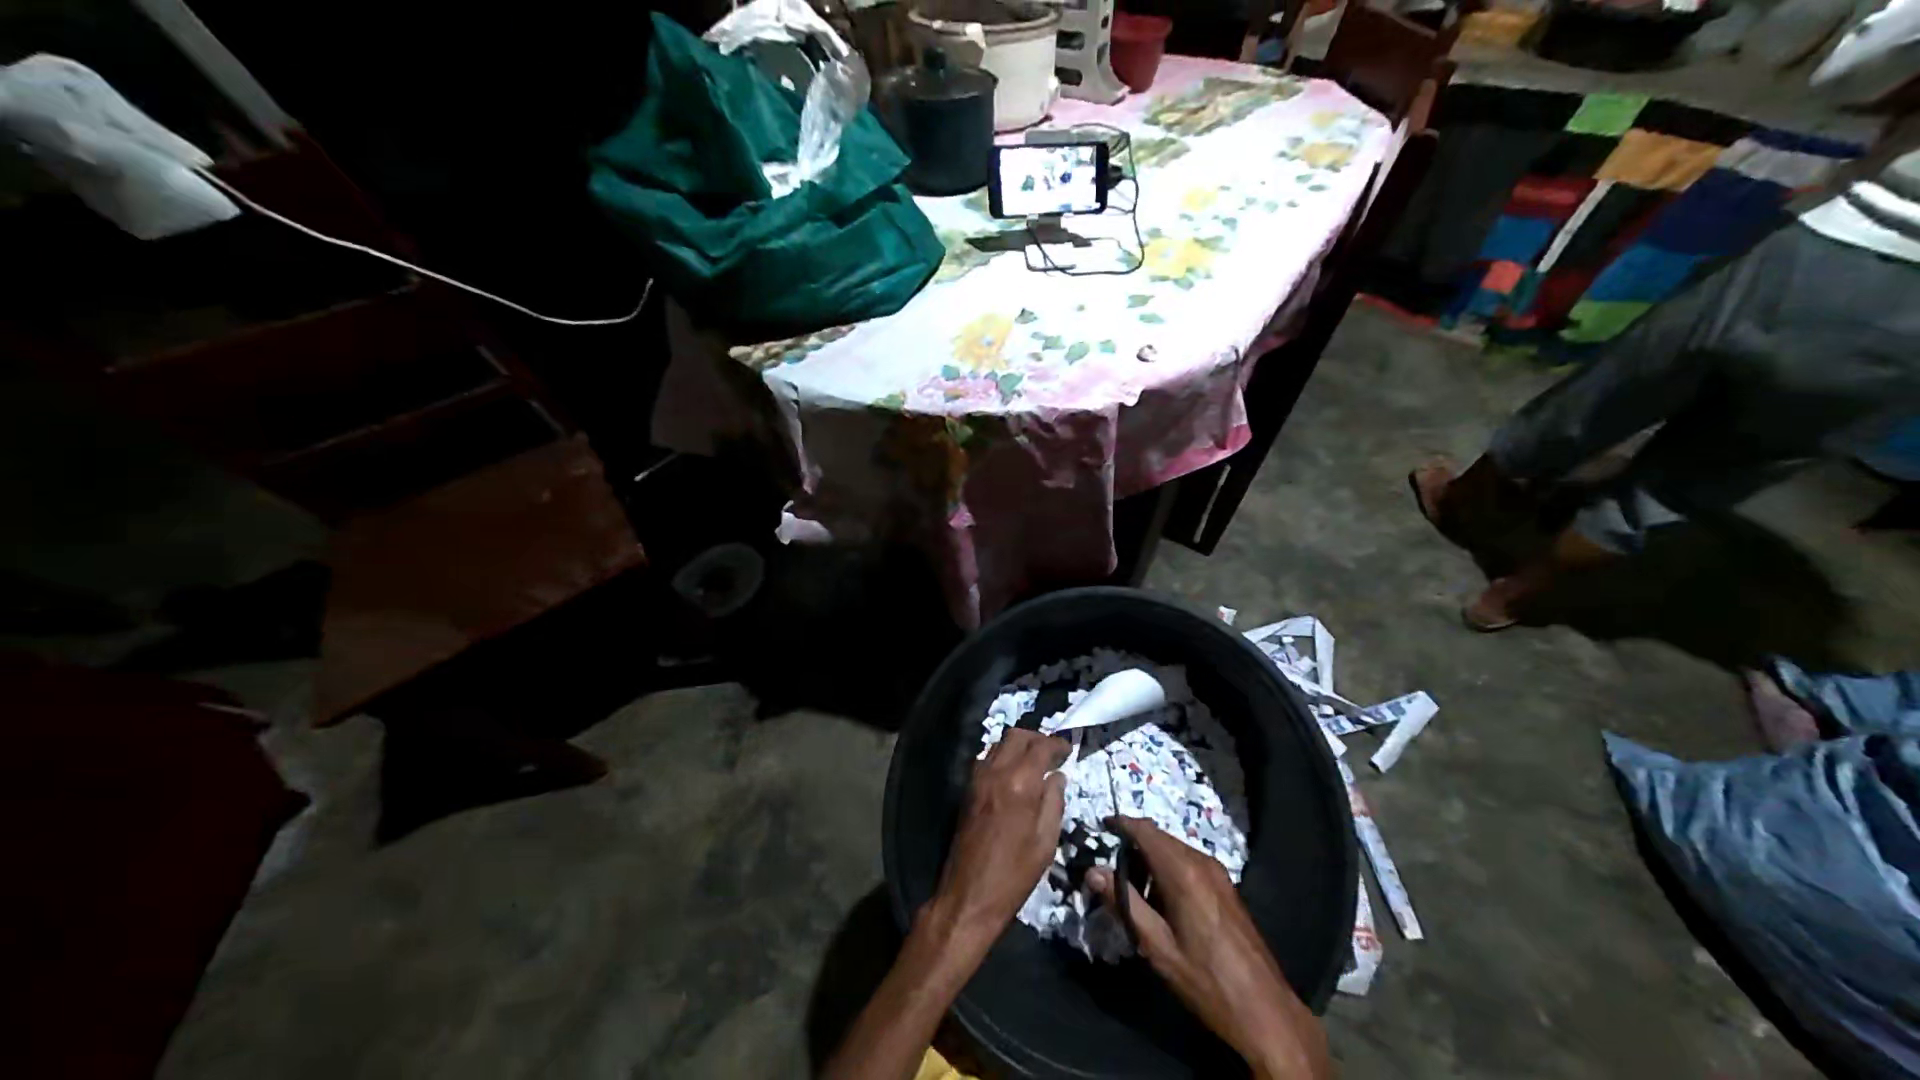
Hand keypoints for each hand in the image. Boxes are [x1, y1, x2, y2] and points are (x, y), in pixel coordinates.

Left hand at [926, 729, 1069, 944]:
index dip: (1057, 744)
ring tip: (1034, 762)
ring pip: (998, 744)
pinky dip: (1002, 758)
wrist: (969, 893)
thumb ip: (1054, 802)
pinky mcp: (967, 789)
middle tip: (1051, 753)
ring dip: (1018, 746)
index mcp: (1019, 783)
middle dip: (1036, 738)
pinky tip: (1014, 775)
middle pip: (1016, 736)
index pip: (1041, 746)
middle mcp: (995, 772)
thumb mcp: (1046, 841)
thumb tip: (1057, 776)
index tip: (1068, 749)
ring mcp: (977, 779)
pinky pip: (987, 760)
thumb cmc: (1015, 873)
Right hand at [1088, 817, 1331, 1079]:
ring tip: (1129, 885)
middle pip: (1160, 837)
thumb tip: (1093, 871)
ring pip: (1175, 849)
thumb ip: (1124, 903)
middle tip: (1108, 865)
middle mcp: (1202, 863)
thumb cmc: (1205, 979)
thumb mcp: (1157, 945)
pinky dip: (1168, 868)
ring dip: (1151, 857)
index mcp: (1183, 872)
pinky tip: (1158, 897)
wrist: (1264, 1009)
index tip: (1100, 828)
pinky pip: (1189, 863)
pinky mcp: (1226, 888)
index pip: (1145, 831)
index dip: (1121, 824)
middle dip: (1133, 843)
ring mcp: (1218, 874)